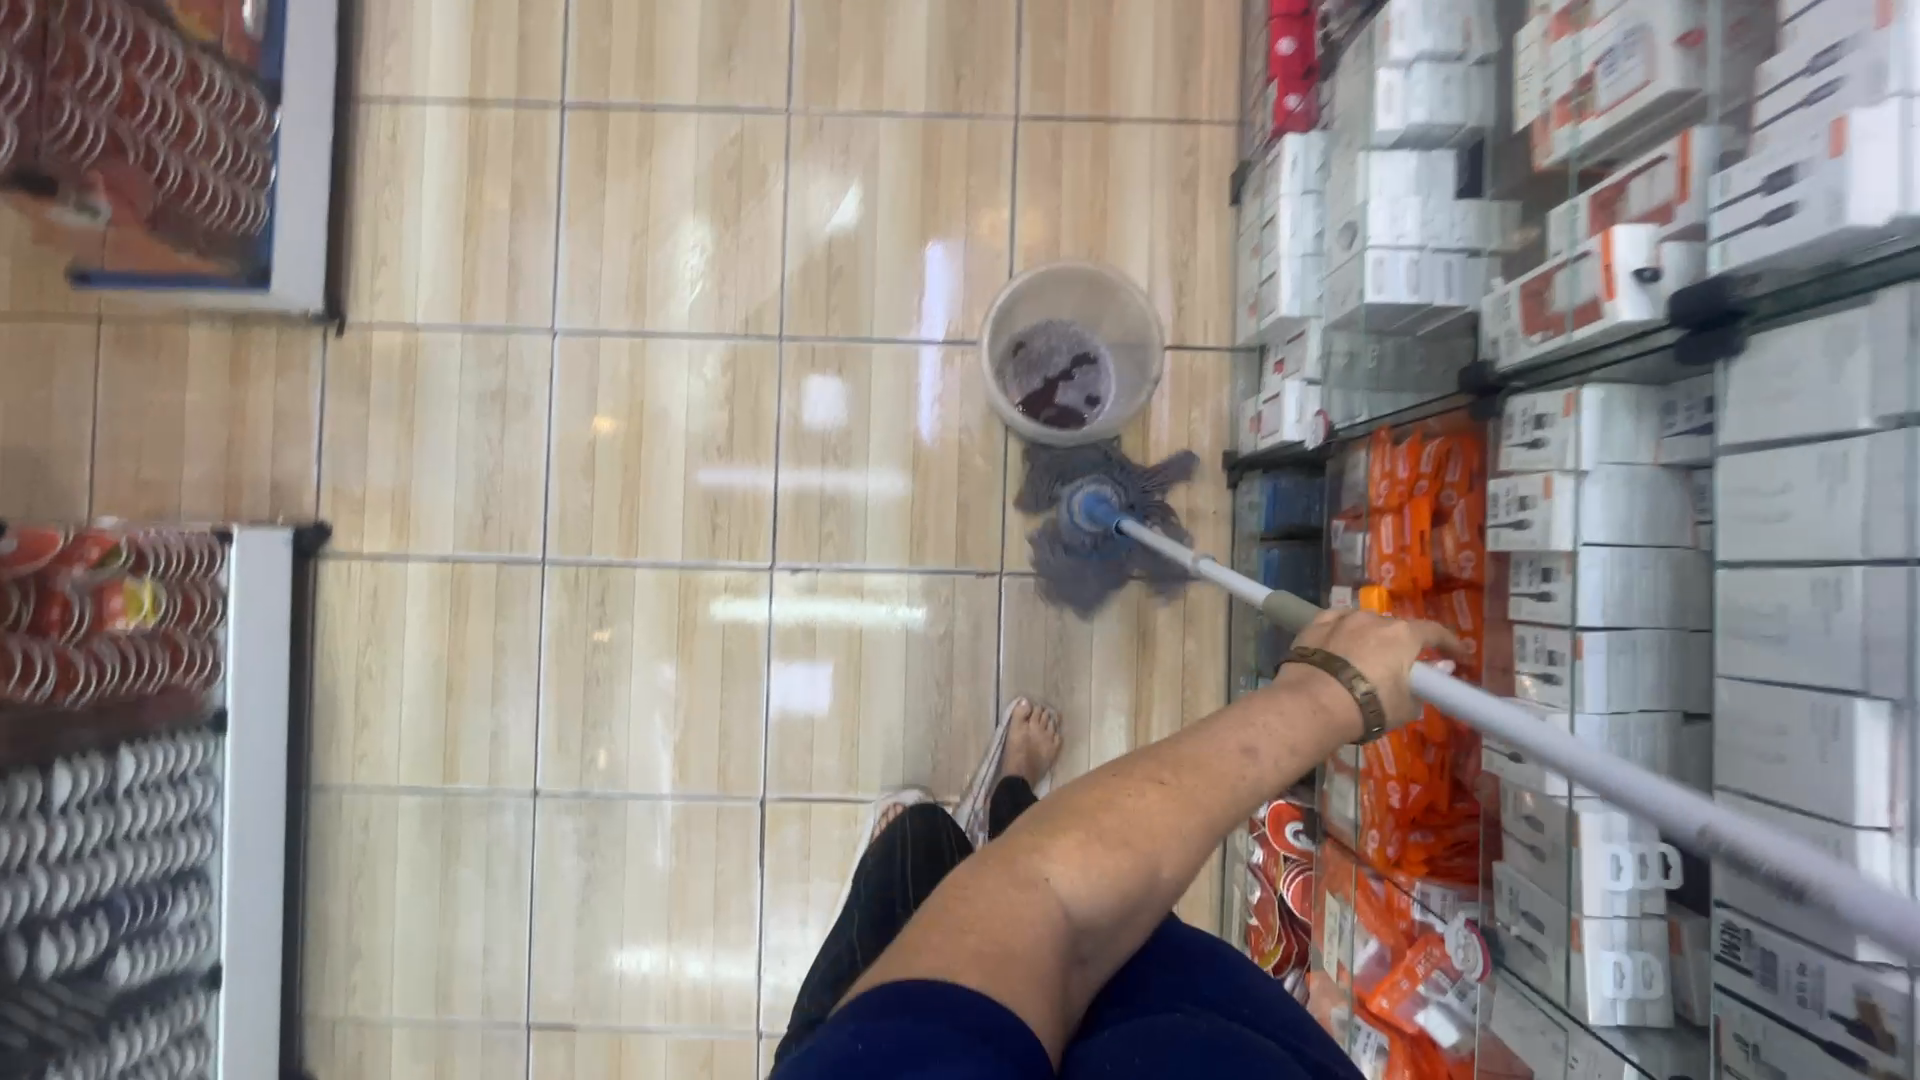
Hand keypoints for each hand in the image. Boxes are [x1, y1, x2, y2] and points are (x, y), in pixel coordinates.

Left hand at [1286, 608, 1466, 738]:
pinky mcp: (1313, 626)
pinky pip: (1335, 621)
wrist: (1313, 702)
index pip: (1435, 632)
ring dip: (1370, 635)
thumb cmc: (1369, 706)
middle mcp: (1373, 619)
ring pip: (1363, 622)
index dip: (1449, 643)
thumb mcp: (1406, 706)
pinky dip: (1342, 629)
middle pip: (1395, 627)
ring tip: (1368, 654)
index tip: (1458, 655)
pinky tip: (1341, 638)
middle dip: (1402, 643)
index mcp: (1403, 634)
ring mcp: (1341, 619)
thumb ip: (1420, 689)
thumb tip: (1429, 676)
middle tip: (1403, 661)